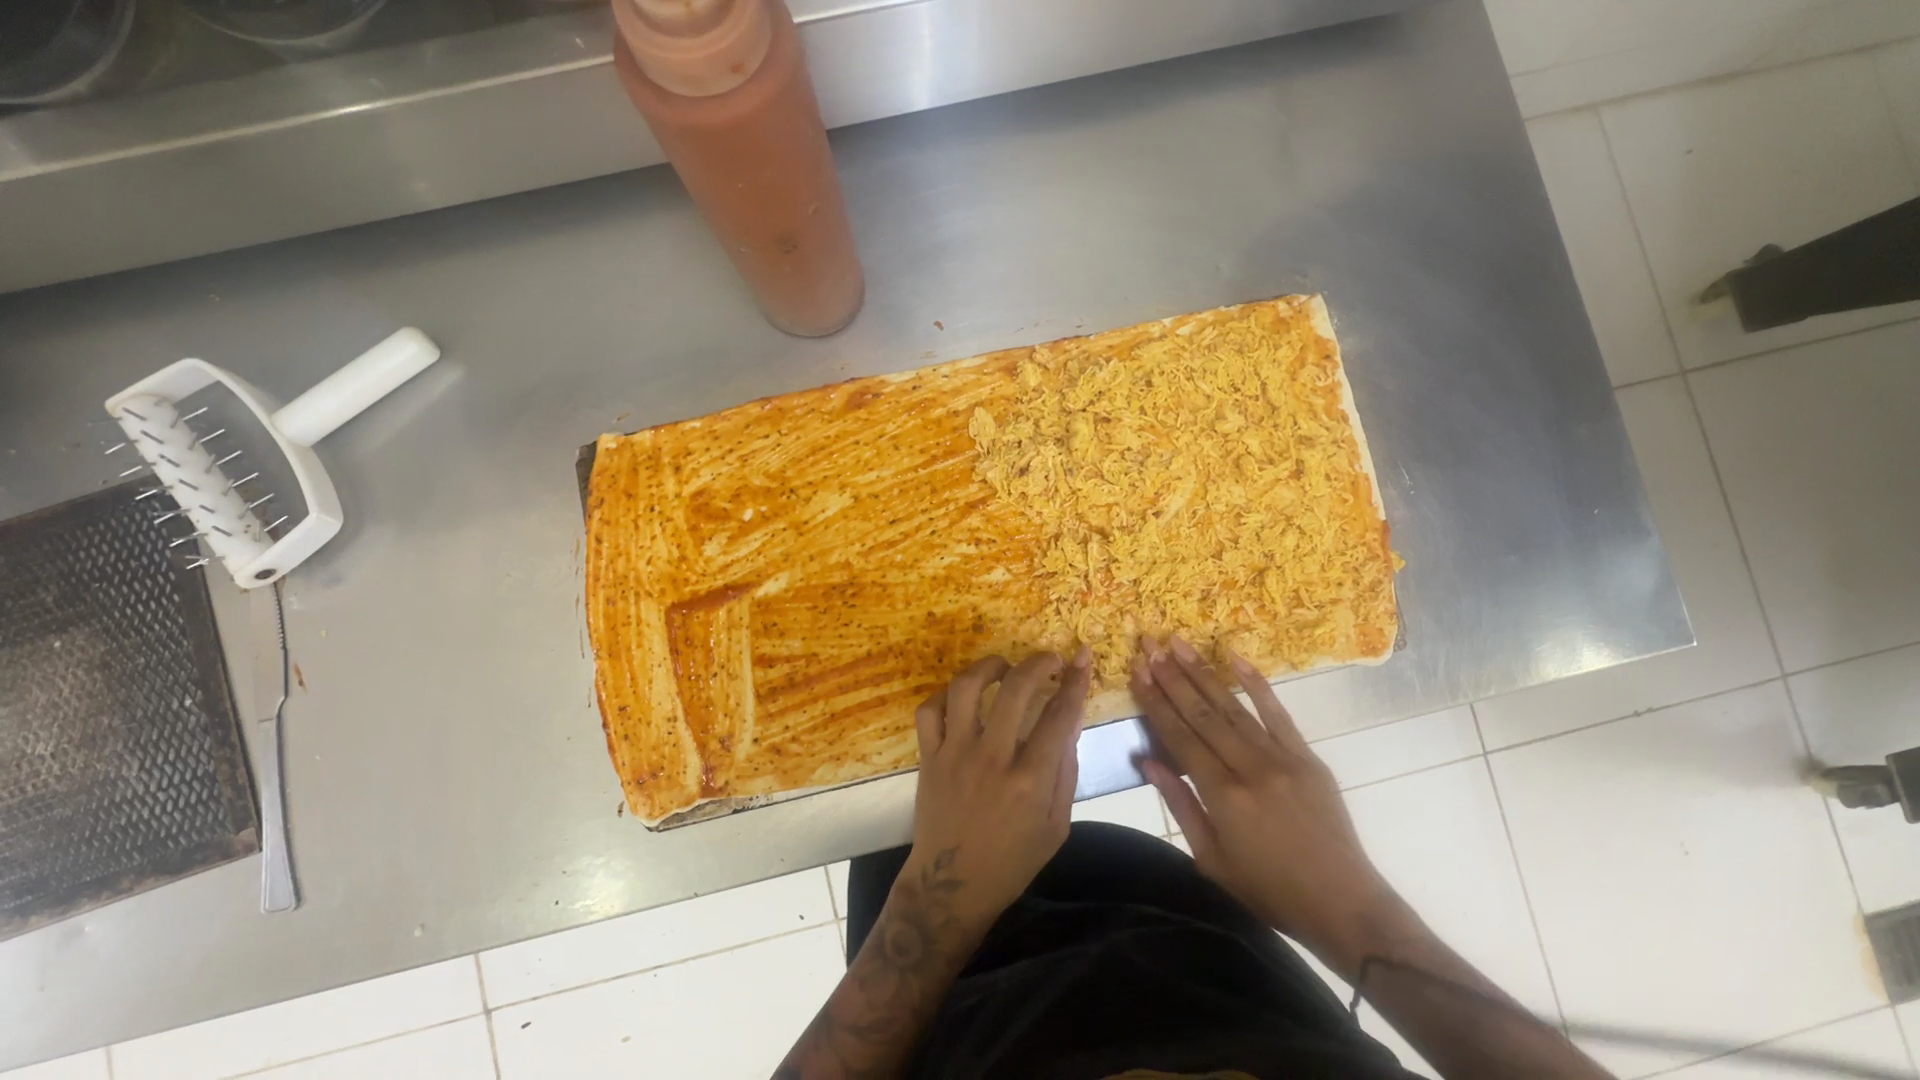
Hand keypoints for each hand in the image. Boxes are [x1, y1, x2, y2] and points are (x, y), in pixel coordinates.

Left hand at [903, 649, 1091, 931]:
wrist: (952, 886)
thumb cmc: (1012, 860)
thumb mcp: (1057, 825)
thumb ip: (1065, 771)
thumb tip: (1070, 721)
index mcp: (1030, 780)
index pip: (1059, 716)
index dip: (1075, 683)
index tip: (1081, 661)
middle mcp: (991, 759)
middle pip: (1016, 689)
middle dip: (1038, 664)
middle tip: (1049, 661)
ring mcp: (954, 755)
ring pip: (967, 688)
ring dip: (989, 667)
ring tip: (1004, 667)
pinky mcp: (928, 757)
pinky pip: (930, 711)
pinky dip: (946, 695)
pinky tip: (965, 697)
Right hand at [1133, 636, 1411, 970]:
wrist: (1341, 903)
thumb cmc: (1267, 890)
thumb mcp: (1211, 858)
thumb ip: (1179, 805)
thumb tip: (1146, 761)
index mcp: (1222, 796)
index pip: (1180, 737)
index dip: (1156, 703)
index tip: (1137, 671)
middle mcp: (1250, 768)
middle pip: (1203, 713)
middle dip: (1172, 677)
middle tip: (1149, 644)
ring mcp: (1282, 759)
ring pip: (1234, 707)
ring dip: (1204, 673)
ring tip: (1179, 644)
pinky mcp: (1307, 758)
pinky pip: (1278, 713)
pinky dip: (1256, 684)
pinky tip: (1235, 659)